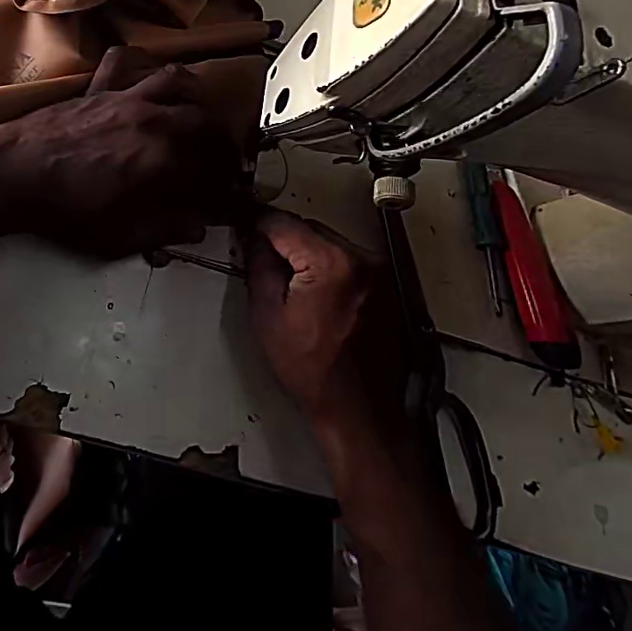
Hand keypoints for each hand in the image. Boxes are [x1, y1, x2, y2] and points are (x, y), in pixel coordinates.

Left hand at [0, 48, 243, 257]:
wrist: (12, 175)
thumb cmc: (61, 208)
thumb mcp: (119, 236)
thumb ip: (164, 229)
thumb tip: (193, 227)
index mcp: (162, 160)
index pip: (213, 174)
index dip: (229, 192)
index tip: (232, 202)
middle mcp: (152, 120)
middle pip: (207, 124)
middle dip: (224, 146)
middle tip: (224, 165)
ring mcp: (125, 99)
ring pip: (178, 83)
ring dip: (197, 100)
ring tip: (200, 117)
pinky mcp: (99, 90)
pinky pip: (126, 62)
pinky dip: (142, 64)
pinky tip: (146, 77)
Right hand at [242, 210, 403, 439]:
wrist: (358, 407)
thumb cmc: (317, 372)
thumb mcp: (267, 316)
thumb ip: (258, 266)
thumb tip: (254, 241)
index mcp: (330, 265)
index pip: (285, 224)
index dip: (257, 223)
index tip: (245, 225)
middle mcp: (361, 261)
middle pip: (309, 228)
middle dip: (282, 239)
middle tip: (259, 256)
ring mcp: (378, 272)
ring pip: (328, 241)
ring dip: (305, 251)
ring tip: (288, 284)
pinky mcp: (386, 284)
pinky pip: (347, 259)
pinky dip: (327, 265)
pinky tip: (313, 293)